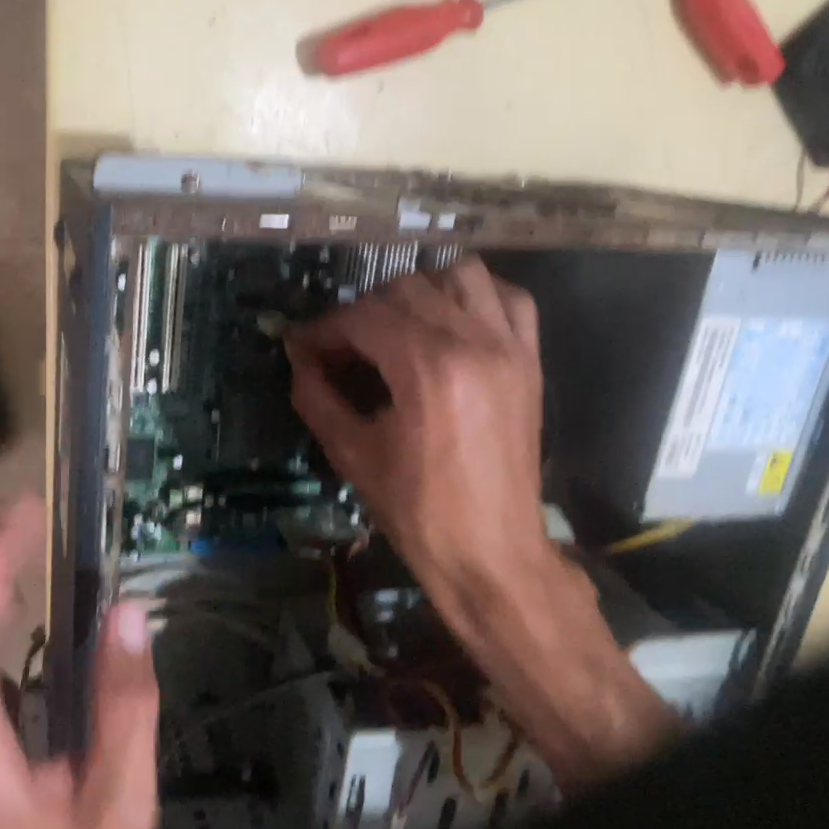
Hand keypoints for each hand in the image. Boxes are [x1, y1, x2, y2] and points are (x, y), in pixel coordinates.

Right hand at [286, 258, 556, 598]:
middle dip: (362, 312)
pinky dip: (475, 295)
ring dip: (419, 290)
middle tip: (341, 347)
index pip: (364, 317)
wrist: (492, 553)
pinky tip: (449, 318)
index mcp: (428, 370)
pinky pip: (508, 298)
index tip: (302, 346)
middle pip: (405, 289)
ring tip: (396, 326)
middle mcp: (474, 343)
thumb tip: (298, 360)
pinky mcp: (530, 361)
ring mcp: (509, 348)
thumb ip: (317, 397)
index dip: (324, 328)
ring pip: (459, 275)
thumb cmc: (418, 512)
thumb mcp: (353, 455)